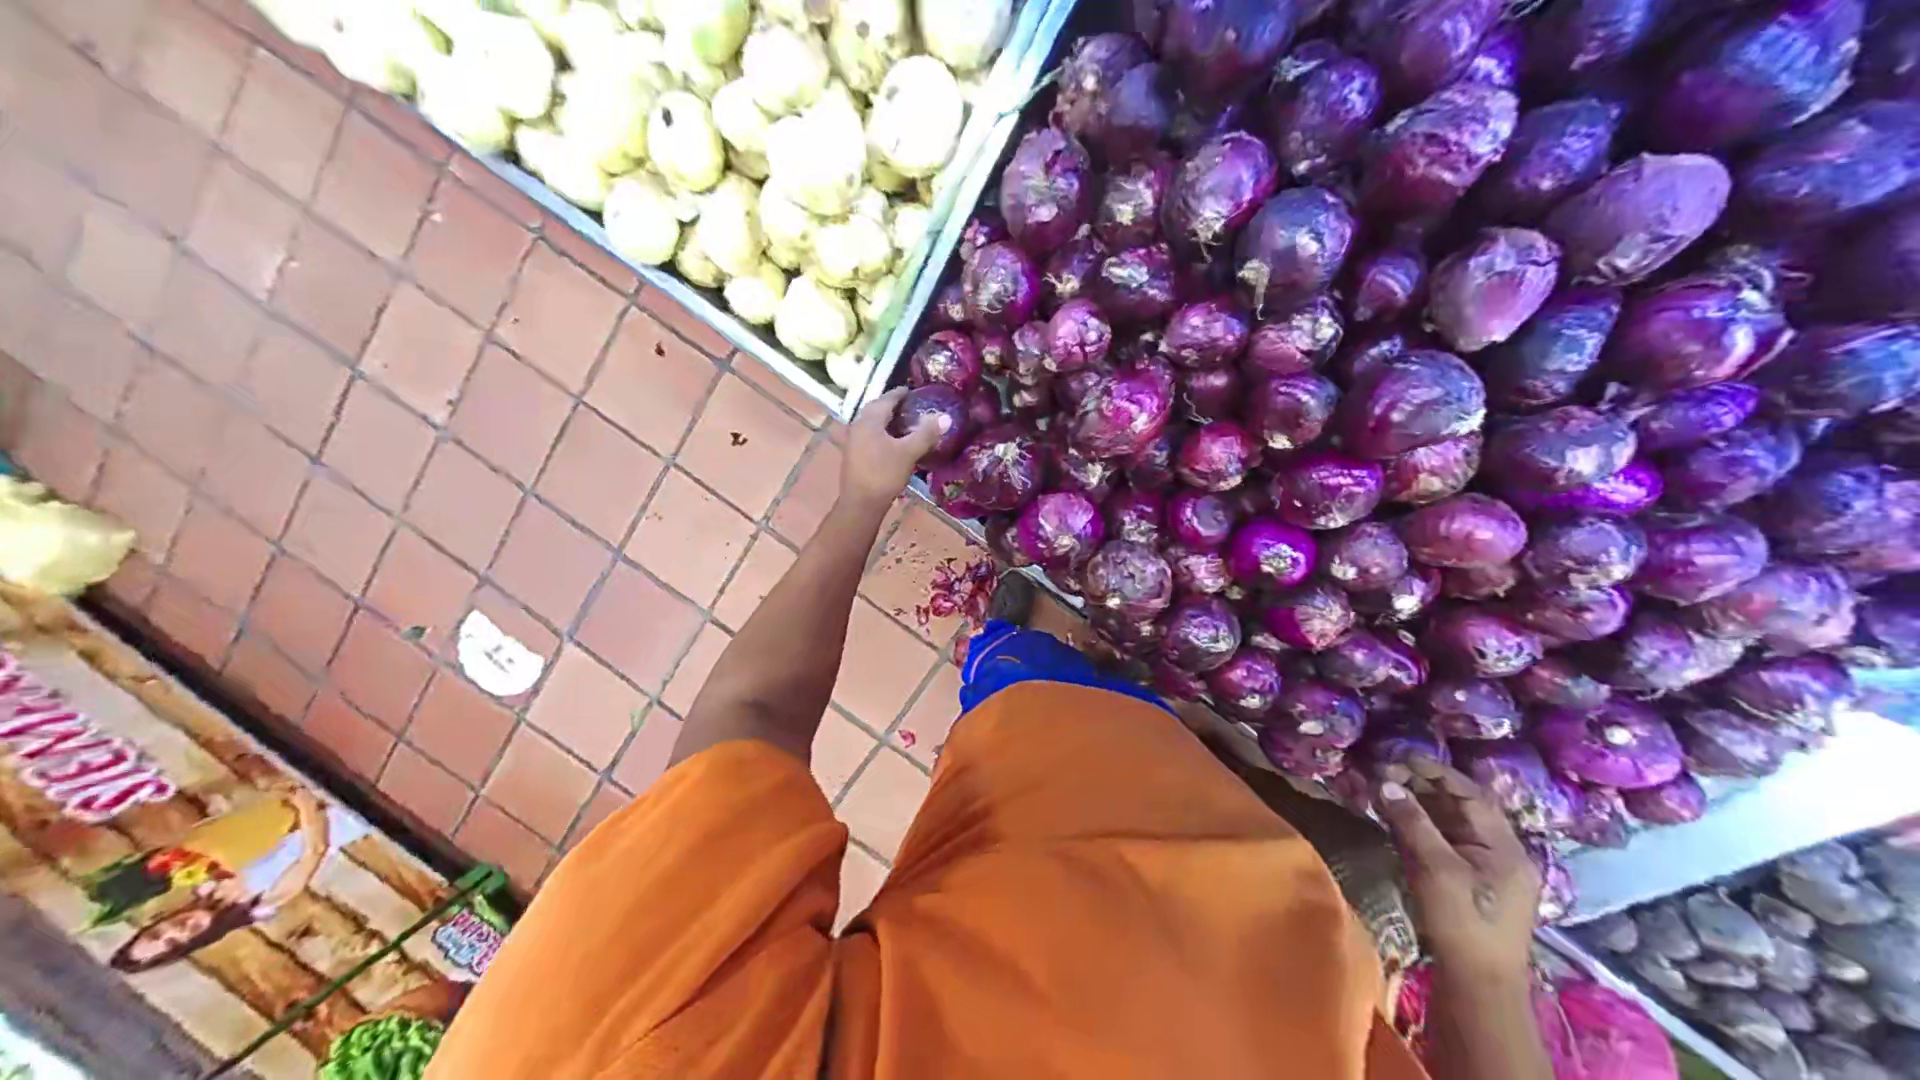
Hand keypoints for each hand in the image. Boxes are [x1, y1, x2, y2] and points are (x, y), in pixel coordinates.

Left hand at [840, 387, 947, 511]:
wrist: (861, 503)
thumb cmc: (884, 474)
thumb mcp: (908, 452)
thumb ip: (926, 433)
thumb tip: (945, 417)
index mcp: (869, 420)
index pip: (886, 399)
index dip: (899, 393)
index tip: (911, 390)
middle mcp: (857, 426)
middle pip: (875, 409)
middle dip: (891, 406)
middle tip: (908, 406)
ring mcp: (852, 441)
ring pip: (870, 423)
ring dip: (885, 420)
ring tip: (901, 423)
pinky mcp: (852, 455)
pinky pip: (867, 436)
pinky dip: (879, 433)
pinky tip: (889, 442)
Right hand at [1374, 754, 1540, 984]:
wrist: (1478, 984)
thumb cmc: (1463, 924)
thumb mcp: (1436, 869)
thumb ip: (1412, 822)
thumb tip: (1386, 781)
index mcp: (1505, 847)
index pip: (1472, 794)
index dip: (1436, 772)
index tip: (1400, 758)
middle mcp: (1499, 851)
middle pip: (1459, 805)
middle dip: (1421, 785)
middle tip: (1383, 771)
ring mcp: (1483, 866)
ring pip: (1448, 821)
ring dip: (1416, 802)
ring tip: (1381, 787)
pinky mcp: (1466, 879)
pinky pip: (1441, 838)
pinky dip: (1417, 822)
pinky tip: (1392, 815)